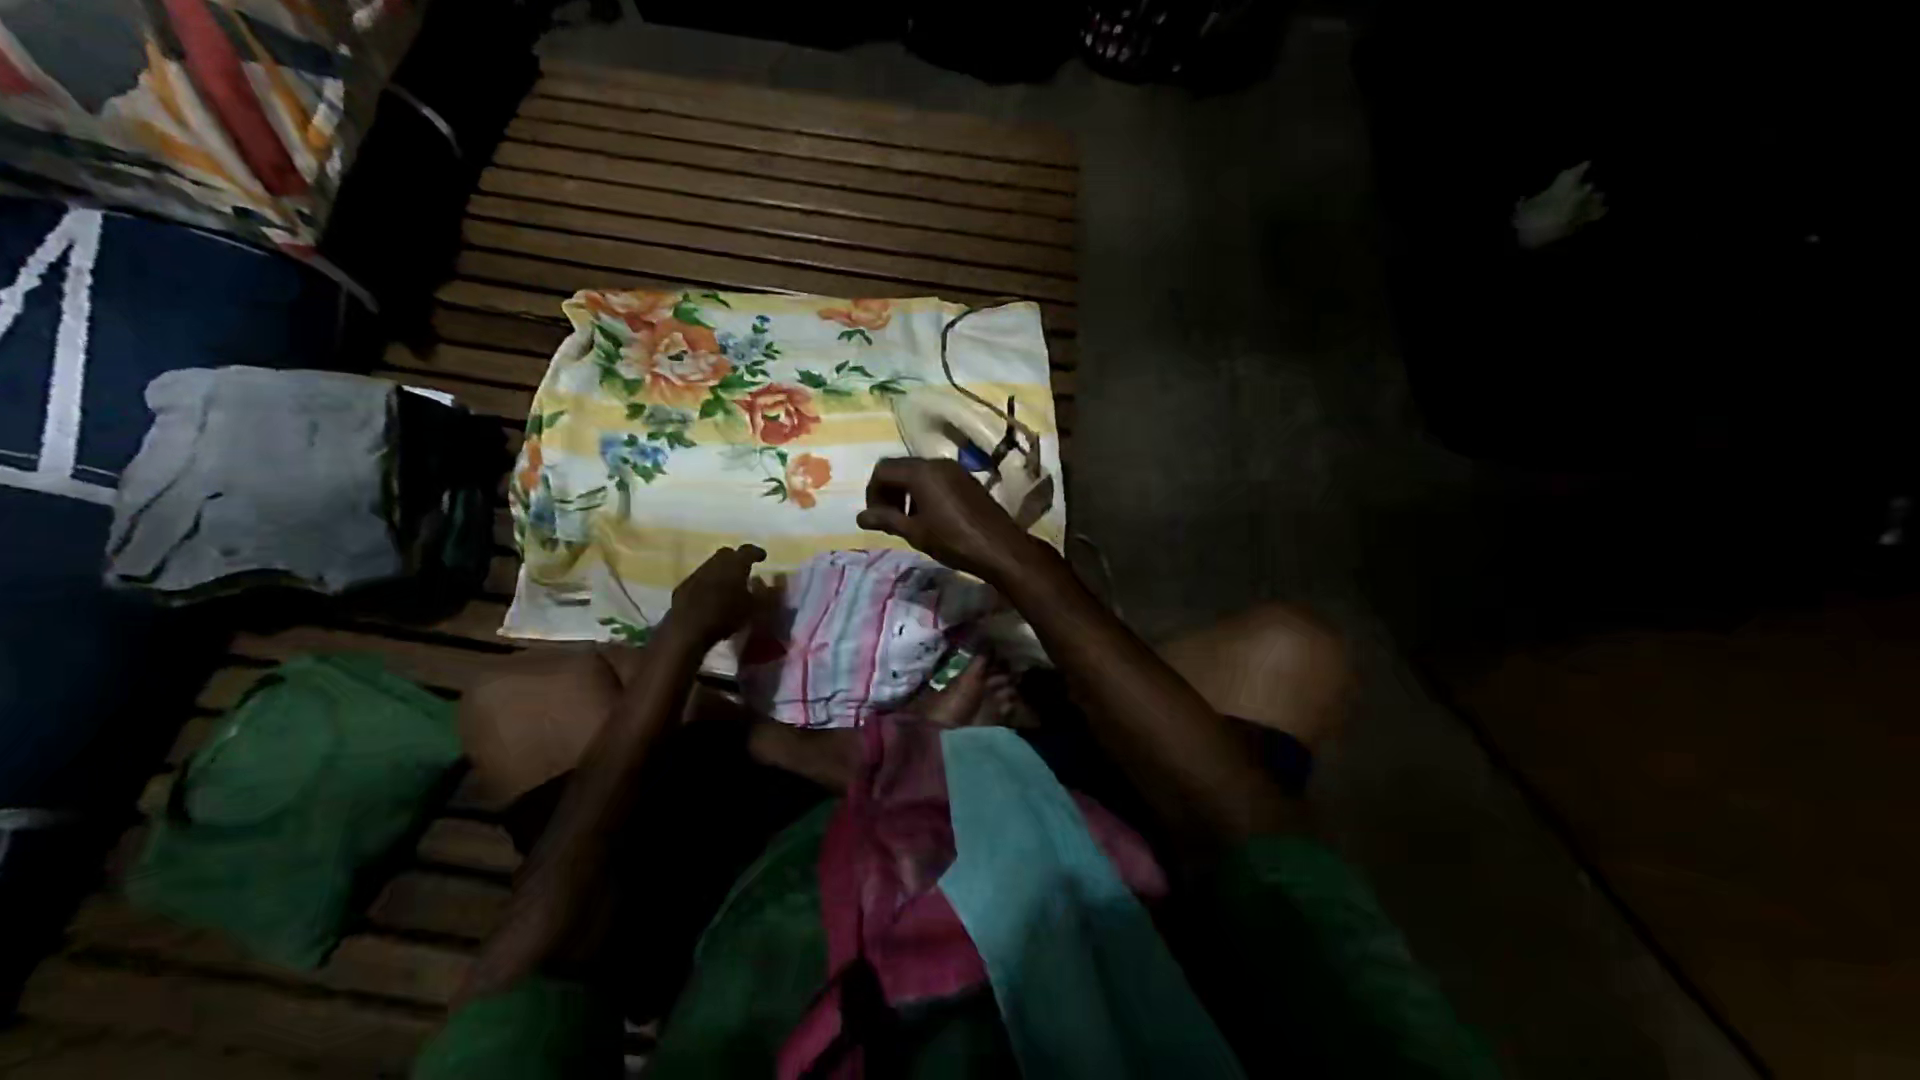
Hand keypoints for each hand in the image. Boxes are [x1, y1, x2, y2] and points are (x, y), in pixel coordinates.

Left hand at [661, 544, 766, 647]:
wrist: (688, 629)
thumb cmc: (726, 615)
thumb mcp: (754, 608)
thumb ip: (766, 595)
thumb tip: (775, 585)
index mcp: (735, 564)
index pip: (748, 550)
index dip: (756, 552)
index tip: (763, 557)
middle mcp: (714, 563)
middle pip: (726, 554)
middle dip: (736, 559)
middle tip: (744, 569)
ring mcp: (696, 574)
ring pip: (711, 566)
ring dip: (720, 571)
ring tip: (728, 584)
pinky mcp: (682, 587)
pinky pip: (699, 580)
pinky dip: (707, 584)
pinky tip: (710, 596)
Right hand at [857, 458, 1043, 584]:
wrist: (1000, 548)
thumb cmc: (953, 541)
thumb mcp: (915, 532)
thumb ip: (886, 520)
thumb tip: (860, 517)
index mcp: (920, 472)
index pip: (882, 470)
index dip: (872, 492)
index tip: (875, 516)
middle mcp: (937, 463)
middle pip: (900, 467)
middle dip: (888, 490)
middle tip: (887, 518)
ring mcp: (955, 469)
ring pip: (918, 472)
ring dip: (905, 491)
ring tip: (907, 519)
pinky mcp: (967, 479)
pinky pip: (936, 477)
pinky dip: (924, 491)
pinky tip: (929, 517)